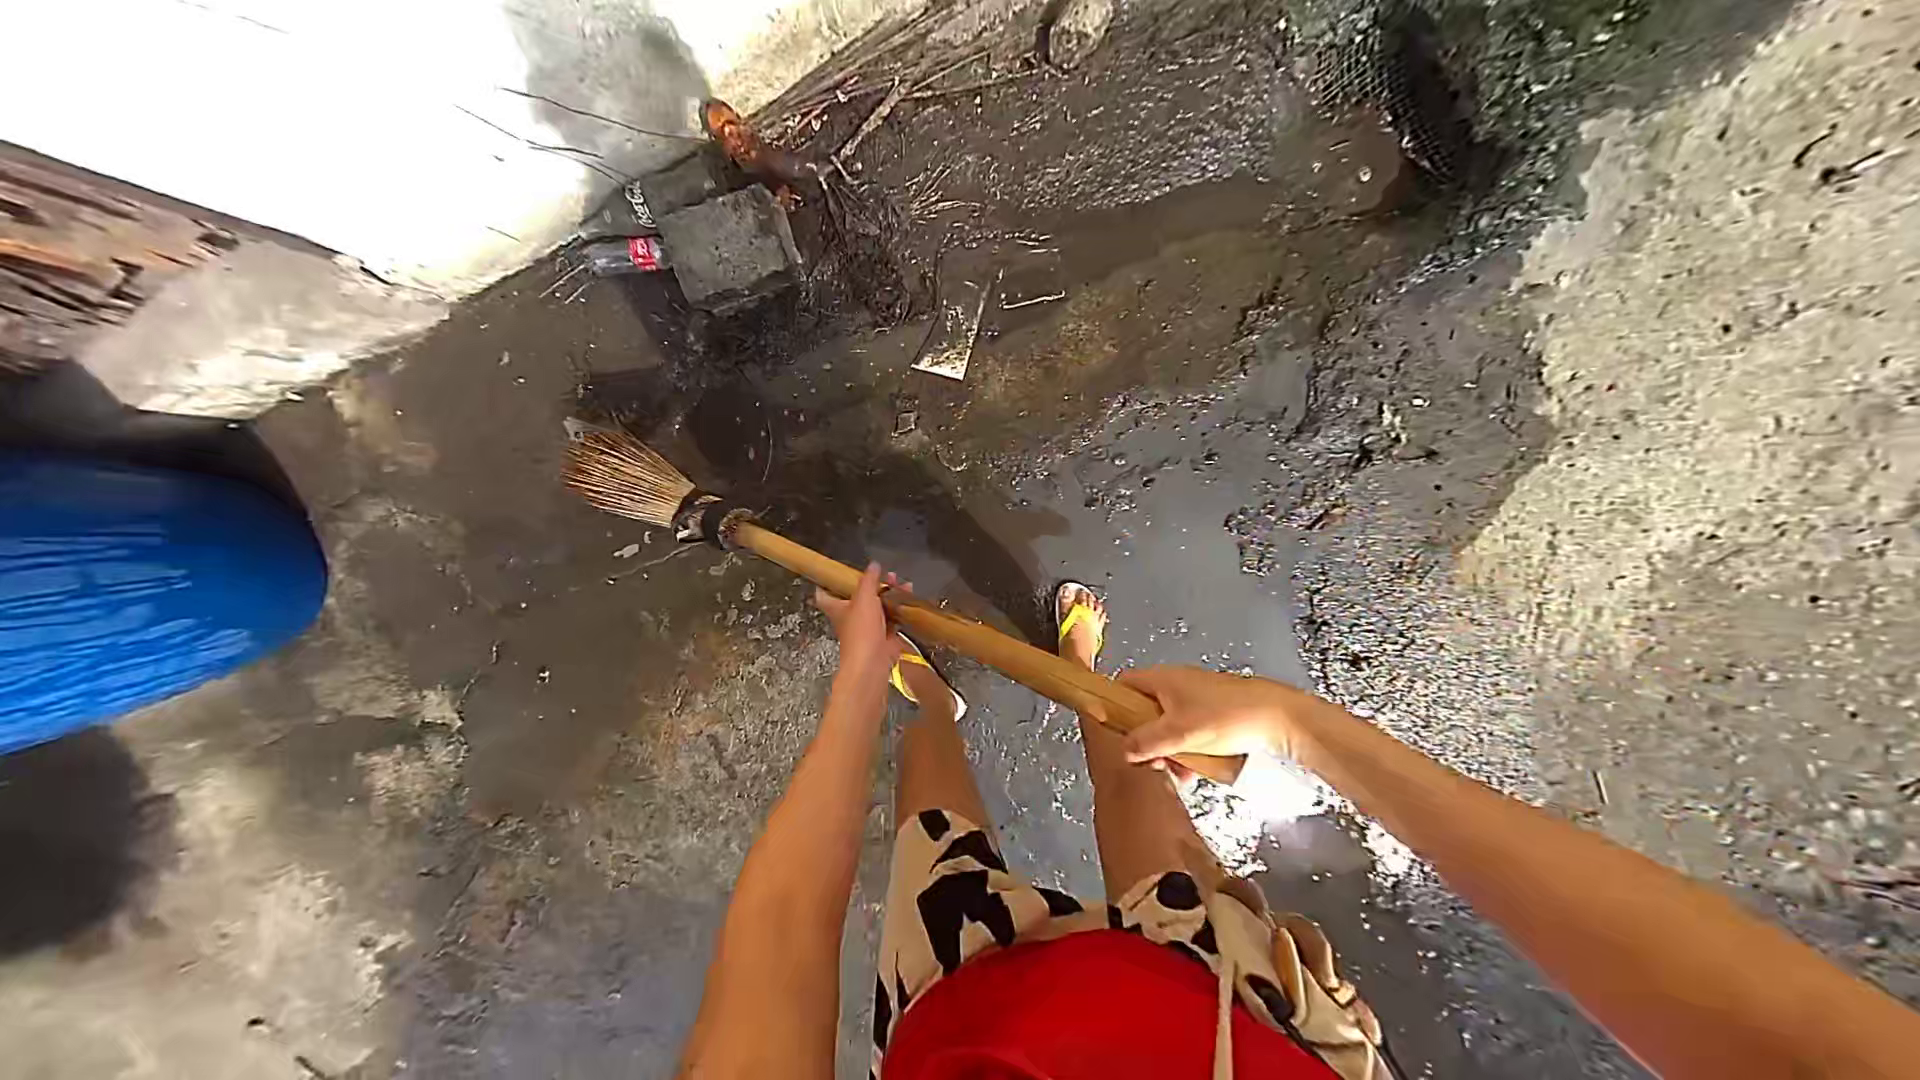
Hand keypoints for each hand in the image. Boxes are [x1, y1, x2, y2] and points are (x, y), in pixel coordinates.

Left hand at [813, 562, 904, 680]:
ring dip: (890, 593)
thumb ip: (869, 580)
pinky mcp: (884, 635)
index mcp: (837, 607)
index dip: (827, 583)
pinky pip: (892, 617)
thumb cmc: (861, 629)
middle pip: (858, 596)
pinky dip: (900, 608)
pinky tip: (909, 597)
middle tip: (887, 575)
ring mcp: (867, 626)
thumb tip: (874, 564)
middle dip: (873, 584)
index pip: (824, 594)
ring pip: (878, 605)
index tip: (835, 572)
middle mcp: (850, 616)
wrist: (873, 661)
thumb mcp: (864, 597)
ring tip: (903, 584)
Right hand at [1116, 666, 1319, 777]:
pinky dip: (1186, 747)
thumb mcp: (1179, 734)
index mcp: (1160, 679)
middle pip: (1144, 709)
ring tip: (1177, 773)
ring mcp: (1195, 696)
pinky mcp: (1212, 711)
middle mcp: (1174, 683)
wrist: (1279, 717)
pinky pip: (1187, 729)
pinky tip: (1195, 771)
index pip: (1123, 684)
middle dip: (1144, 738)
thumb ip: (1146, 742)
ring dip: (1167, 748)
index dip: (1113, 705)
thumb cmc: (1224, 718)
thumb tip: (1122, 750)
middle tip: (1150, 761)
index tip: (1113, 733)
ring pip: (1167, 723)